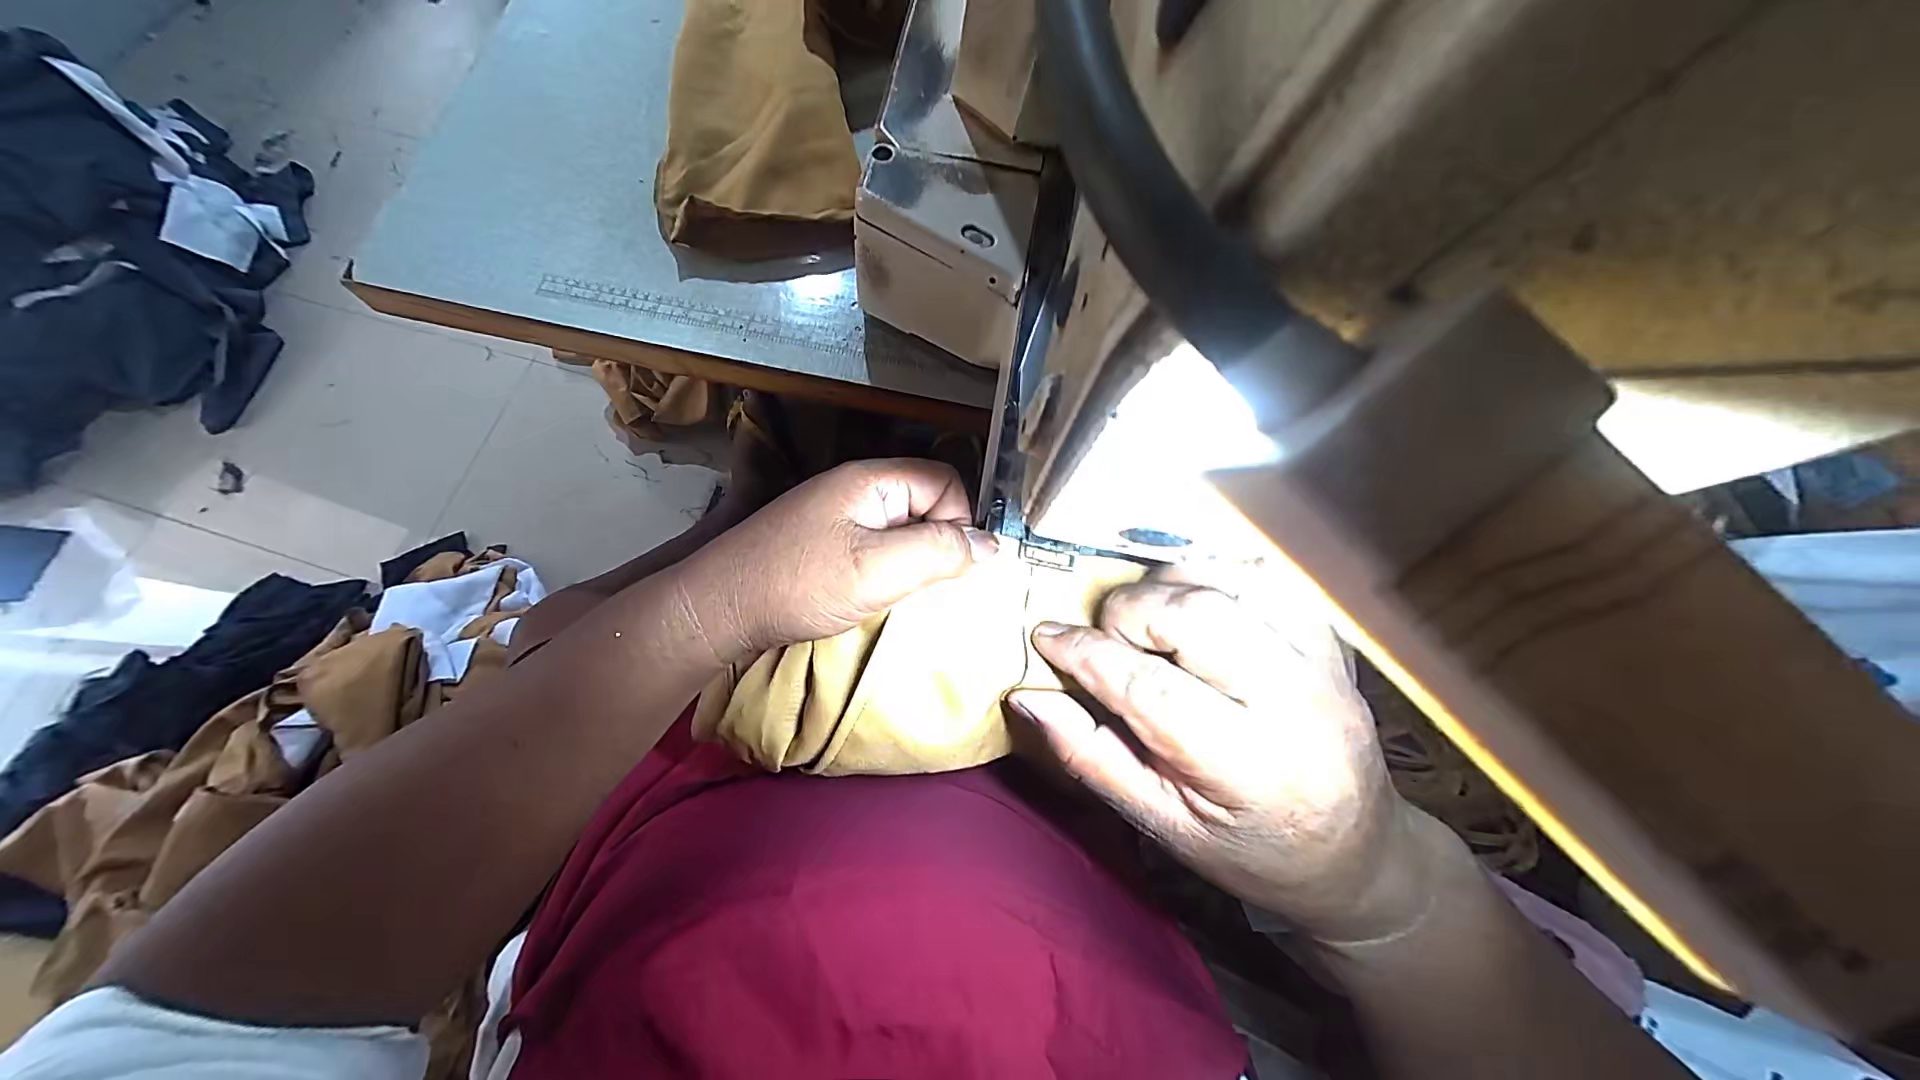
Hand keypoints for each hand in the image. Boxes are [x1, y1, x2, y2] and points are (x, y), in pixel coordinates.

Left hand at [676, 458, 999, 661]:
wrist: (720, 608)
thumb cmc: (798, 585)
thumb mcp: (877, 570)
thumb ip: (938, 552)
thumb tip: (991, 544)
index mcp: (873, 480)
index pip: (946, 482)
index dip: (958, 521)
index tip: (945, 566)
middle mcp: (860, 488)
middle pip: (927, 505)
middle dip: (934, 546)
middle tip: (916, 586)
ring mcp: (841, 514)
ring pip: (904, 530)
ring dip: (911, 563)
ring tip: (891, 594)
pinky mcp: (828, 540)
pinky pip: (879, 546)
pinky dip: (887, 570)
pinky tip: (869, 594)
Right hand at [1006, 570, 1435, 942]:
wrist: (1359, 852)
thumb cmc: (1250, 849)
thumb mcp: (1162, 825)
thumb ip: (1091, 757)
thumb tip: (1030, 698)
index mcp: (1246, 767)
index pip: (1146, 685)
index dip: (1083, 653)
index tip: (1046, 637)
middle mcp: (1293, 702)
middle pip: (1191, 615)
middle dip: (1126, 613)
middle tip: (1106, 639)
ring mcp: (1320, 661)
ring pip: (1224, 580)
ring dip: (1165, 589)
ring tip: (1147, 624)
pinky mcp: (1328, 636)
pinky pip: (1259, 575)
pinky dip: (1210, 576)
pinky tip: (1191, 606)